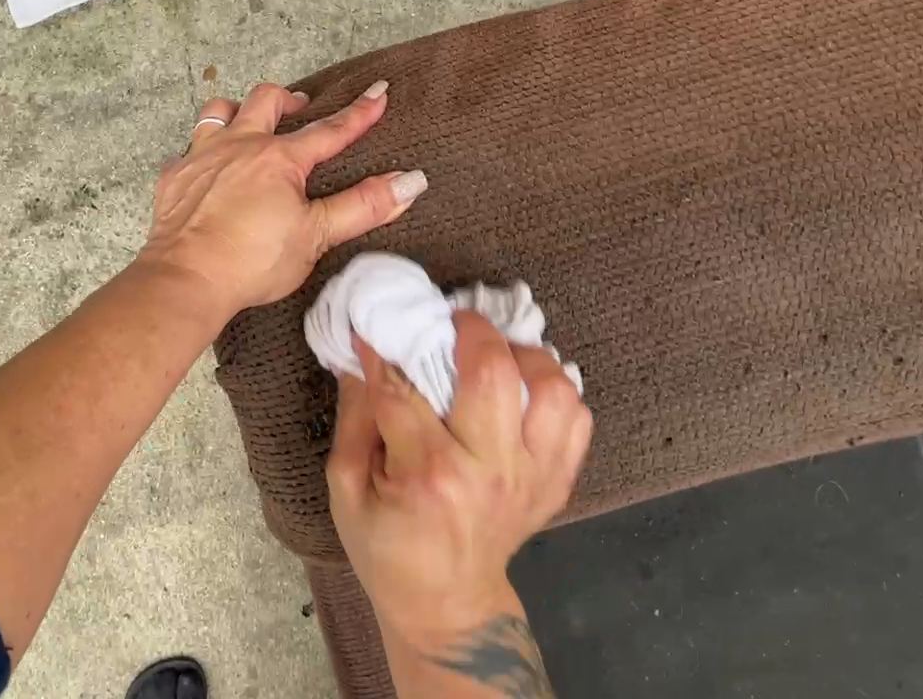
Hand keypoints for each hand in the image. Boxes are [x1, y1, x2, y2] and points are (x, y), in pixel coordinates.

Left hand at [135, 80, 427, 321]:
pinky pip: (187, 149)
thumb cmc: (252, 260)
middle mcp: (239, 146)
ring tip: (250, 120)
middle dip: (289, 99)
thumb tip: (409, 181)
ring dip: (238, 110)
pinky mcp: (174, 176)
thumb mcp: (316, 235)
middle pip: (266, 101)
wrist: (187, 278)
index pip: (330, 130)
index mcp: (279, 158)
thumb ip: (363, 206)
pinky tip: (206, 166)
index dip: (359, 112)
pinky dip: (200, 150)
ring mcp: (202, 157)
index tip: (378, 92)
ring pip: (218, 111)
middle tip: (301, 106)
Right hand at [327, 311, 592, 659]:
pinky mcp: (554, 482)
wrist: (446, 604)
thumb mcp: (345, 486)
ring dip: (524, 354)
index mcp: (428, 474)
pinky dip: (555, 389)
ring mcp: (531, 476)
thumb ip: (354, 415)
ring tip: (495, 349)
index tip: (370, 324)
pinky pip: (577, 419)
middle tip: (449, 319)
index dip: (382, 348)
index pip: (403, 389)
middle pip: (494, 373)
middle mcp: (489, 469)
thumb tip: (361, 352)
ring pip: (553, 388)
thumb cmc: (386, 546)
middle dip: (469, 329)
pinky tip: (522, 383)